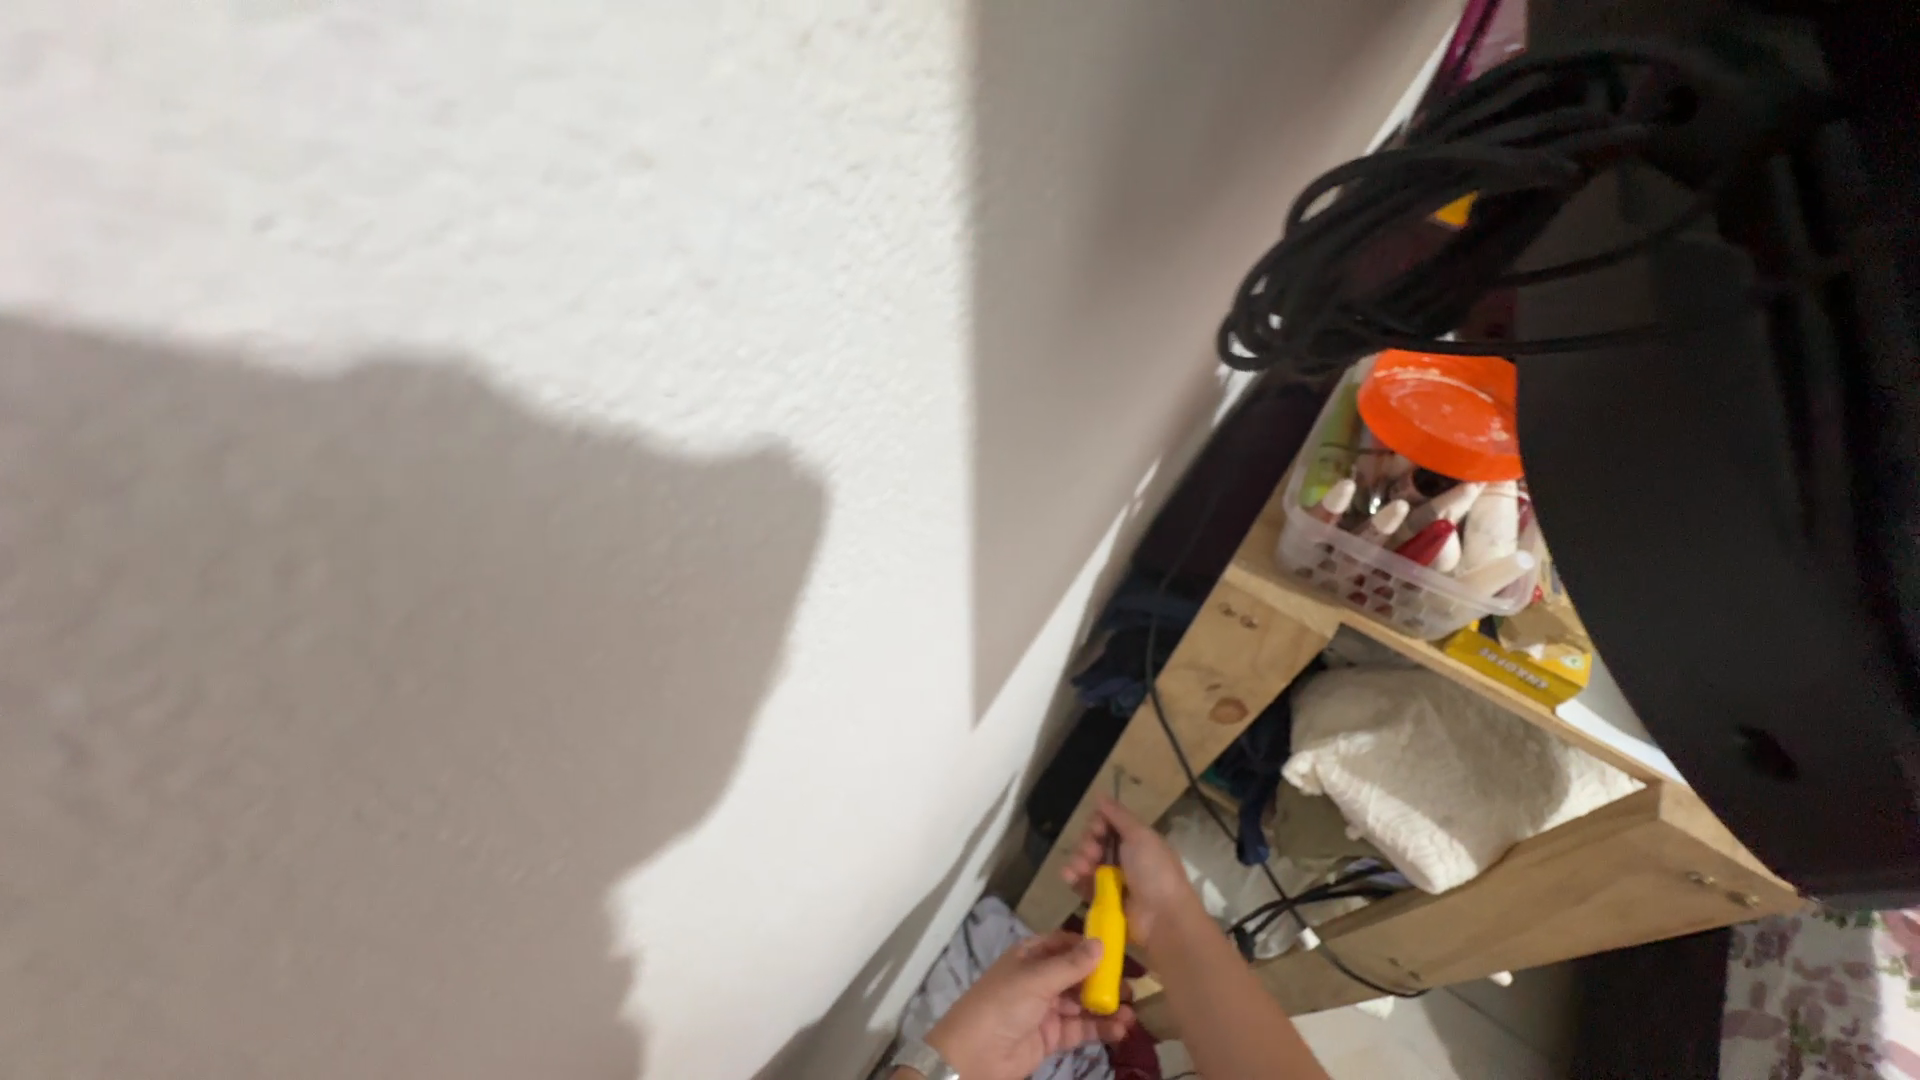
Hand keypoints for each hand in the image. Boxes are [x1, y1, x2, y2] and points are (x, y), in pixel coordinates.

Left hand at [921, 931, 1132, 1079]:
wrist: (974, 1056)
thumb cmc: (1002, 1005)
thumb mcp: (1036, 979)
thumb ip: (1071, 964)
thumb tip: (1101, 942)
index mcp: (1031, 954)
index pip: (1066, 943)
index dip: (1091, 945)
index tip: (1121, 949)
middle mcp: (1040, 978)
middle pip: (1077, 973)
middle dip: (1103, 978)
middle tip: (1133, 984)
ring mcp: (1046, 1008)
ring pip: (1081, 1002)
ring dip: (1105, 1005)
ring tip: (1131, 1011)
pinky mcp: (1051, 1036)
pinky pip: (1079, 1028)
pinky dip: (1099, 1028)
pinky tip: (1120, 1029)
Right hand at [1061, 796, 1203, 954]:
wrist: (1162, 918)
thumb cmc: (1155, 871)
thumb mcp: (1141, 835)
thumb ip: (1118, 815)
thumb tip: (1100, 794)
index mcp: (1136, 840)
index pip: (1108, 824)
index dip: (1098, 823)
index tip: (1099, 829)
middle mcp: (1124, 858)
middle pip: (1094, 841)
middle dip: (1088, 842)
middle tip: (1093, 852)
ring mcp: (1112, 879)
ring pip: (1085, 861)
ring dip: (1079, 859)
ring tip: (1082, 867)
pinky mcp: (1101, 900)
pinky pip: (1082, 883)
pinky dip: (1073, 877)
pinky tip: (1069, 875)